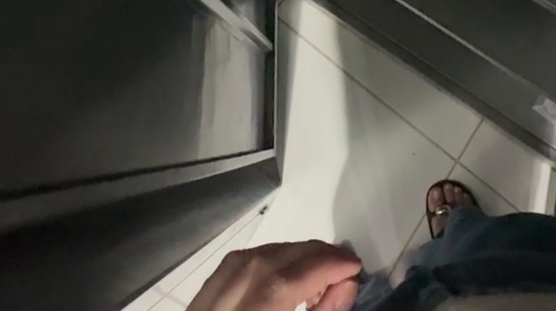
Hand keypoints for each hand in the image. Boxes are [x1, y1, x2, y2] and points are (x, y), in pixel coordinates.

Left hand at [186, 241, 362, 310]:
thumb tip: (346, 281)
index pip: (290, 279)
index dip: (329, 266)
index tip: (355, 266)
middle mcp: (222, 301)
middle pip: (272, 261)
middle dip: (314, 256)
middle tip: (344, 264)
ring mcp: (206, 297)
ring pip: (254, 256)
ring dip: (292, 255)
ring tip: (320, 267)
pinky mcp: (200, 297)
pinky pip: (236, 264)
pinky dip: (266, 259)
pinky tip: (284, 269)